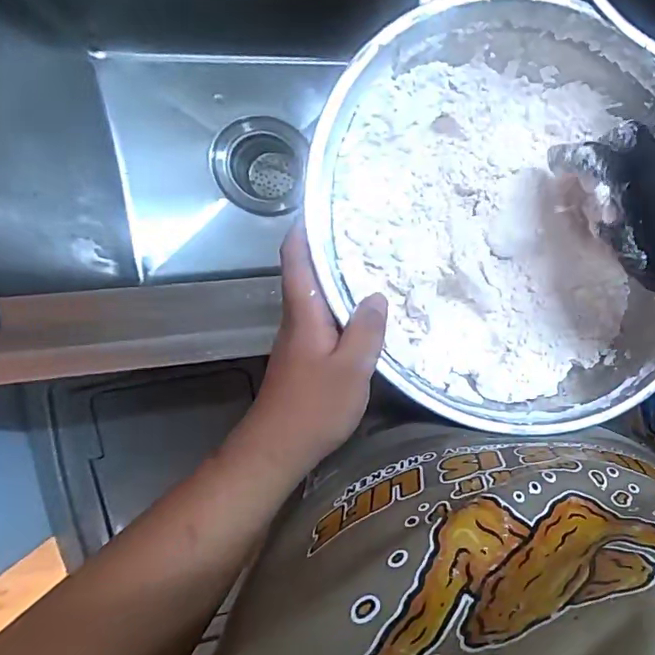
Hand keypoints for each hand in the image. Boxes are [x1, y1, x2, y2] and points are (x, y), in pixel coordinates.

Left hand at [224, 225, 386, 479]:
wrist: (278, 448)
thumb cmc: (314, 407)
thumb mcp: (352, 368)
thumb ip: (366, 330)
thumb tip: (377, 296)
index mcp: (304, 314)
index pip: (296, 259)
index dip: (306, 229)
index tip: (325, 206)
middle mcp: (297, 320)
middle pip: (309, 274)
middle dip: (334, 250)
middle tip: (370, 233)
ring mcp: (300, 339)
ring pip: (320, 298)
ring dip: (342, 280)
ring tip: (377, 267)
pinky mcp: (307, 357)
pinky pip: (327, 320)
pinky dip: (346, 309)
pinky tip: (369, 315)